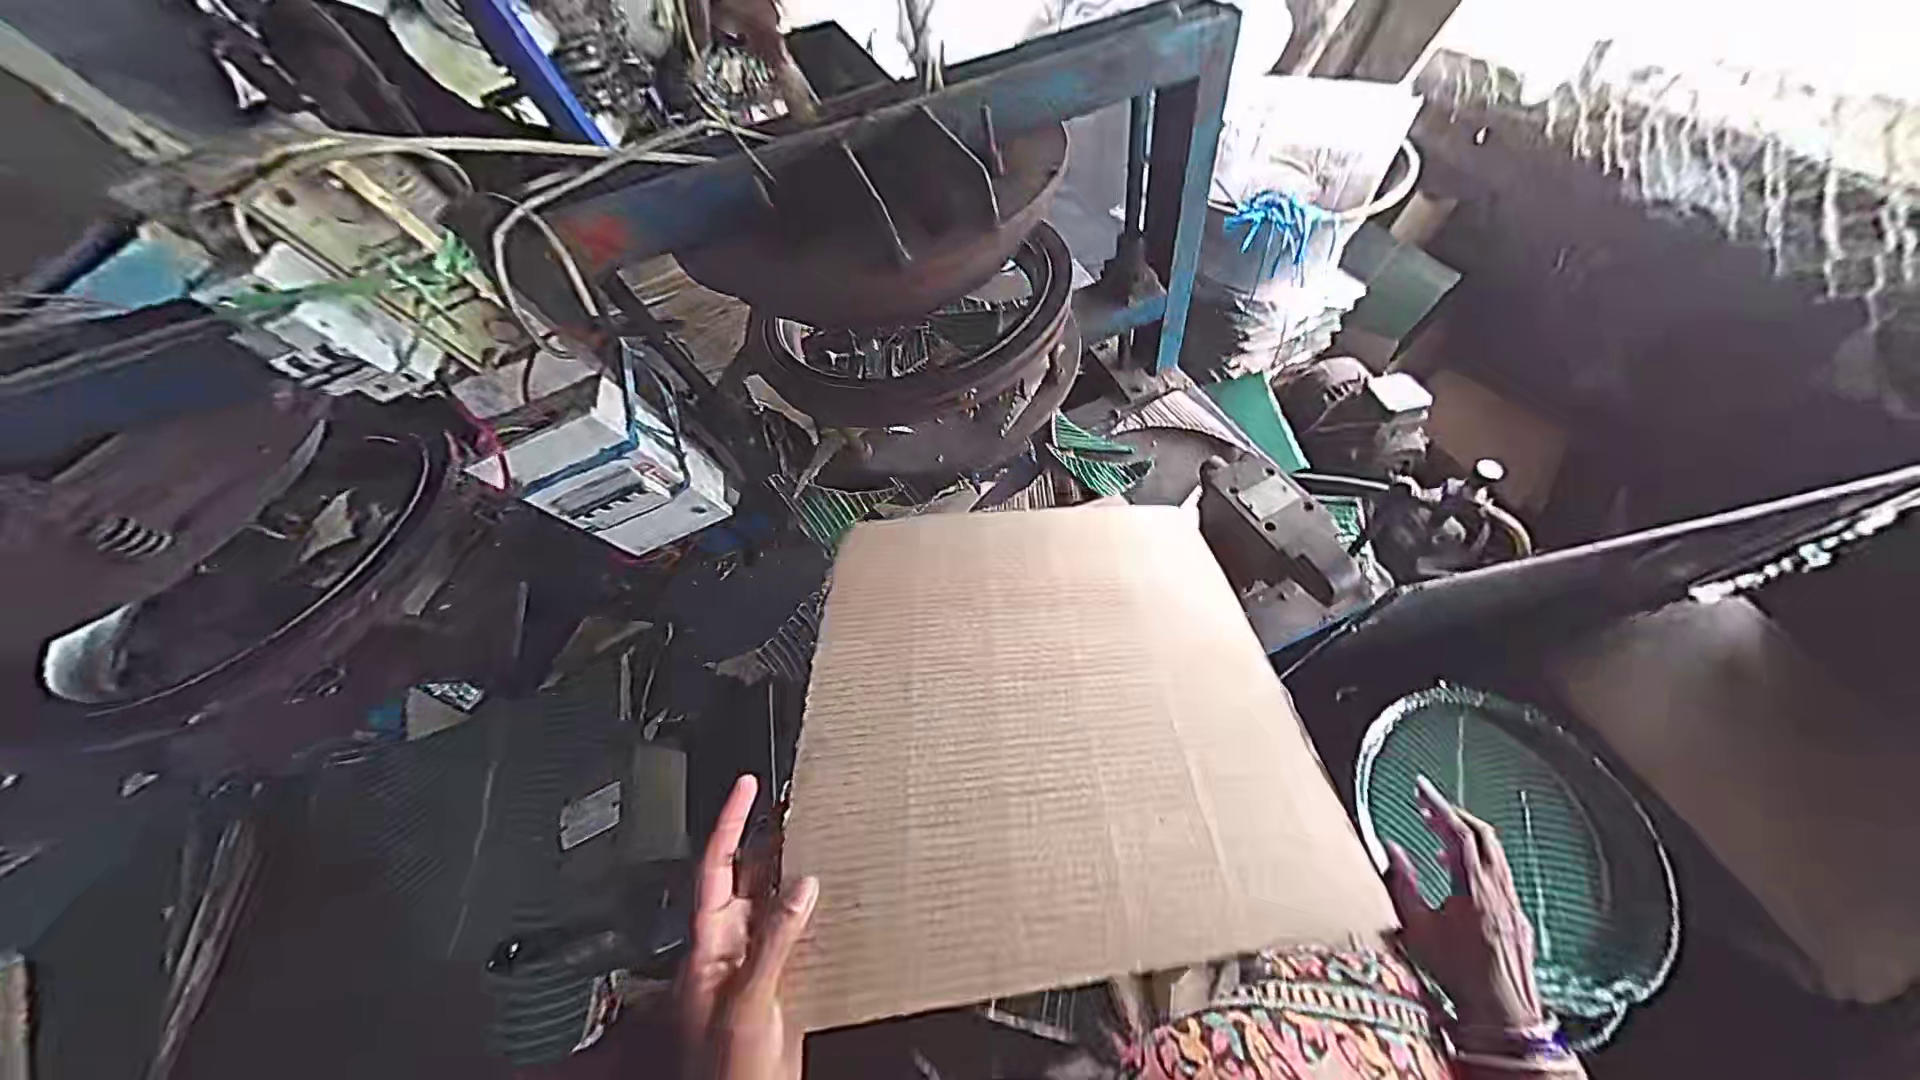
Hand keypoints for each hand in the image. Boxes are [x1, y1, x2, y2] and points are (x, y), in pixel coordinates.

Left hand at [677, 774, 819, 1079]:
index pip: (715, 866)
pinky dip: (810, 900)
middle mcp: (729, 944)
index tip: (745, 787)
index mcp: (706, 945)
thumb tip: (802, 887)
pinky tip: (827, 886)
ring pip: (773, 895)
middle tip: (792, 800)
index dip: (728, 821)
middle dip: (766, 834)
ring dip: (791, 864)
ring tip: (813, 829)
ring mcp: (754, 958)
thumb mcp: (745, 1005)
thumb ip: (774, 943)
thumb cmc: (721, 1076)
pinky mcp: (779, 974)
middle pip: (747, 873)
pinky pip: (794, 923)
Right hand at [1384, 776, 1545, 1028]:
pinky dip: (1475, 858)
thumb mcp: (1416, 925)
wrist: (1502, 1015)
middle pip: (1484, 836)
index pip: (1459, 832)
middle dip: (1453, 813)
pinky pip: (1498, 874)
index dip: (1438, 804)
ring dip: (1464, 835)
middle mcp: (1499, 892)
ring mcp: (1513, 906)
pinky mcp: (1518, 919)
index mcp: (1474, 889)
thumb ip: (1402, 881)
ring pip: (1494, 854)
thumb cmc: (1454, 972)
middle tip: (1426, 803)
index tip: (1420, 787)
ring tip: (1434, 830)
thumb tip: (1390, 847)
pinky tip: (1454, 867)